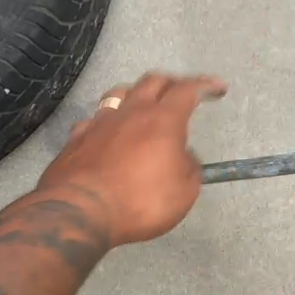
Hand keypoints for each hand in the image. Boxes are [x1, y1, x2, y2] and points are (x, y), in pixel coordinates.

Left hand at [38, 72, 225, 246]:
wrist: (81, 212)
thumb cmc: (141, 201)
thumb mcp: (184, 191)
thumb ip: (189, 167)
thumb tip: (183, 157)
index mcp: (163, 121)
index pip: (188, 90)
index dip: (205, 85)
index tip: (218, 88)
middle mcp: (131, 113)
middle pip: (152, 81)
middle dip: (171, 82)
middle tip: (181, 93)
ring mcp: (100, 123)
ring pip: (119, 93)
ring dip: (135, 94)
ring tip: (142, 105)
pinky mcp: (76, 138)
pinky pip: (93, 119)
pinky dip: (106, 122)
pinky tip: (107, 132)